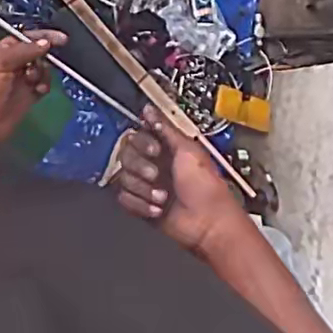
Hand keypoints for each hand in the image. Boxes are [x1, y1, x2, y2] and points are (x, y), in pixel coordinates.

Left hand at [0, 30, 67, 149]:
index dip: (42, 36)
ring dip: (42, 73)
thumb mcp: (1, 62)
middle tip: (41, 66)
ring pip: (42, 68)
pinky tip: (39, 90)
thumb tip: (46, 43)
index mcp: (1, 51)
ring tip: (33, 81)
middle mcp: (12, 62)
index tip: (61, 39)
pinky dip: (44, 85)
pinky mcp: (28, 94)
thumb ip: (24, 50)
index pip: (25, 37)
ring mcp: (21, 79)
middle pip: (36, 52)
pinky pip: (43, 84)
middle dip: (43, 57)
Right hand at [111, 107, 248, 258]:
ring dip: (144, 189)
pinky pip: (124, 199)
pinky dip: (140, 204)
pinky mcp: (141, 204)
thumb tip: (149, 109)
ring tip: (163, 196)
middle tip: (157, 175)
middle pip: (126, 156)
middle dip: (141, 168)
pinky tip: (157, 208)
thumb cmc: (206, 187)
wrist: (208, 223)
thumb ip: (165, 128)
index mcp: (164, 148)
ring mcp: (146, 185)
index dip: (142, 144)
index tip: (155, 151)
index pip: (136, 136)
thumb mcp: (189, 150)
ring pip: (124, 178)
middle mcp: (153, 164)